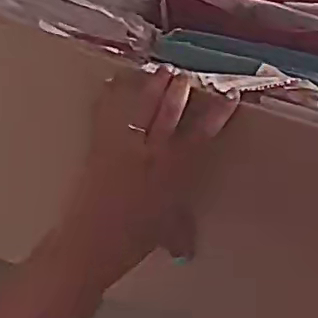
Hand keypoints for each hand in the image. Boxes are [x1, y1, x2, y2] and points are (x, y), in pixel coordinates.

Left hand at [35, 70, 237, 299]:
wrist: (89, 245)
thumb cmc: (132, 242)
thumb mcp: (165, 232)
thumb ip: (179, 231)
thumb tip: (187, 247)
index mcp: (173, 170)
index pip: (201, 133)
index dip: (218, 112)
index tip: (229, 95)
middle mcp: (152, 151)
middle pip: (170, 111)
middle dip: (180, 89)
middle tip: (187, 74)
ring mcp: (124, 145)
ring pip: (143, 106)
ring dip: (153, 85)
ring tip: (161, 69)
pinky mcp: (99, 145)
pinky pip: (106, 113)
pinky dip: (110, 96)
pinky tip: (112, 82)